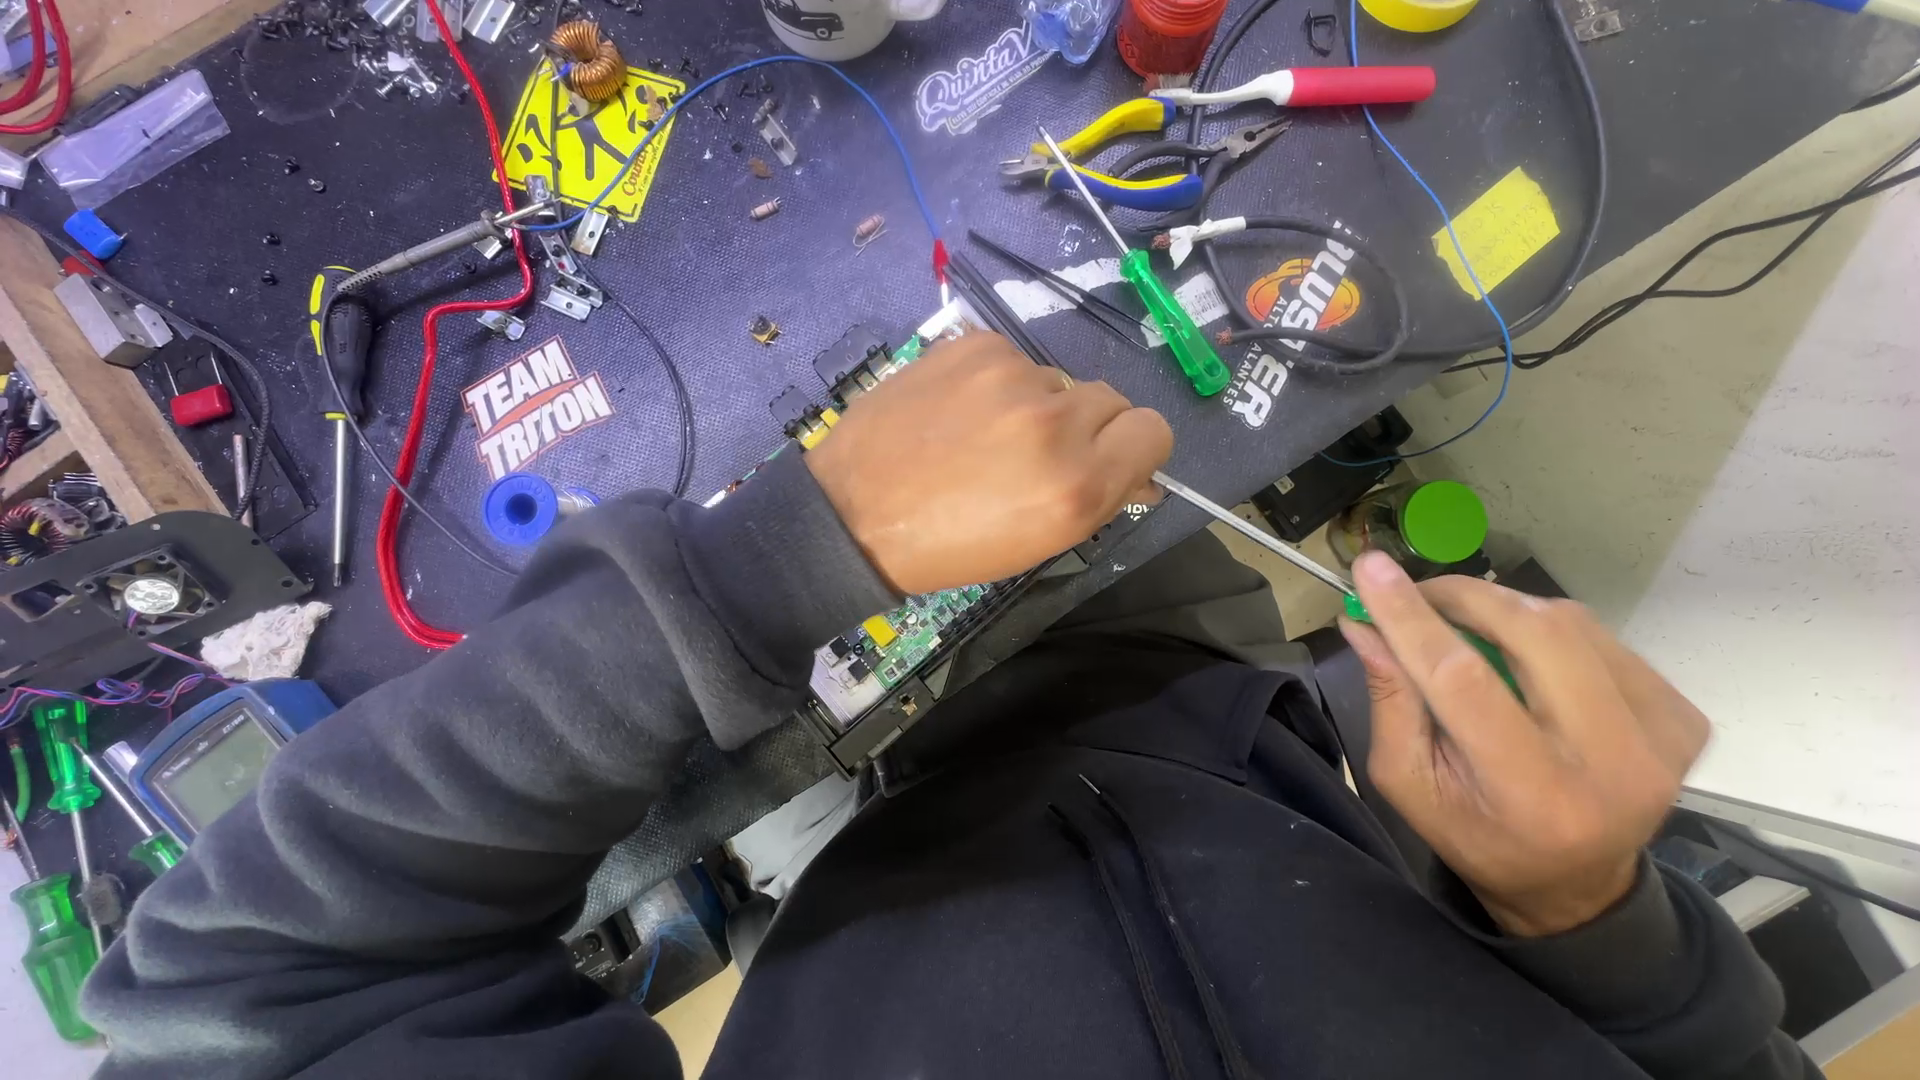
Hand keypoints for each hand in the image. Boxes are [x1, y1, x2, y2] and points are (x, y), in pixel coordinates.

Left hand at [805, 333, 1170, 595]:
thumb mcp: (1036, 543)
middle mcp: (1053, 422)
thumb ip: (1099, 499)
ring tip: (985, 437)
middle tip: (1037, 456)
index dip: (1134, 450)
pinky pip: (1015, 360)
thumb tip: (1142, 476)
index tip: (1106, 463)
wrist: (852, 512)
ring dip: (1040, 406)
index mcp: (1076, 486)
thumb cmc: (948, 546)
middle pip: (1114, 400)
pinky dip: (1000, 384)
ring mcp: (1010, 376)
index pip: (1155, 431)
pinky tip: (960, 411)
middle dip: (1088, 429)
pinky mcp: (974, 346)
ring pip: (1060, 380)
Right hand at [1338, 552, 1709, 936]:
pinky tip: (1521, 655)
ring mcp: (1661, 738)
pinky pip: (1599, 637)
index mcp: (1533, 794)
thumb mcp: (1407, 780)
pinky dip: (1544, 628)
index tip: (1370, 568)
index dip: (1411, 617)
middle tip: (1418, 594)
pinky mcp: (1682, 717)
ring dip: (1502, 609)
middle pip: (1535, 635)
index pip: (1463, 680)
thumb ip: (1389, 699)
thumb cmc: (1475, 834)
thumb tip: (1363, 623)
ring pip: (1569, 624)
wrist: (1576, 882)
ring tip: (1464, 627)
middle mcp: (1614, 764)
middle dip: (1463, 596)